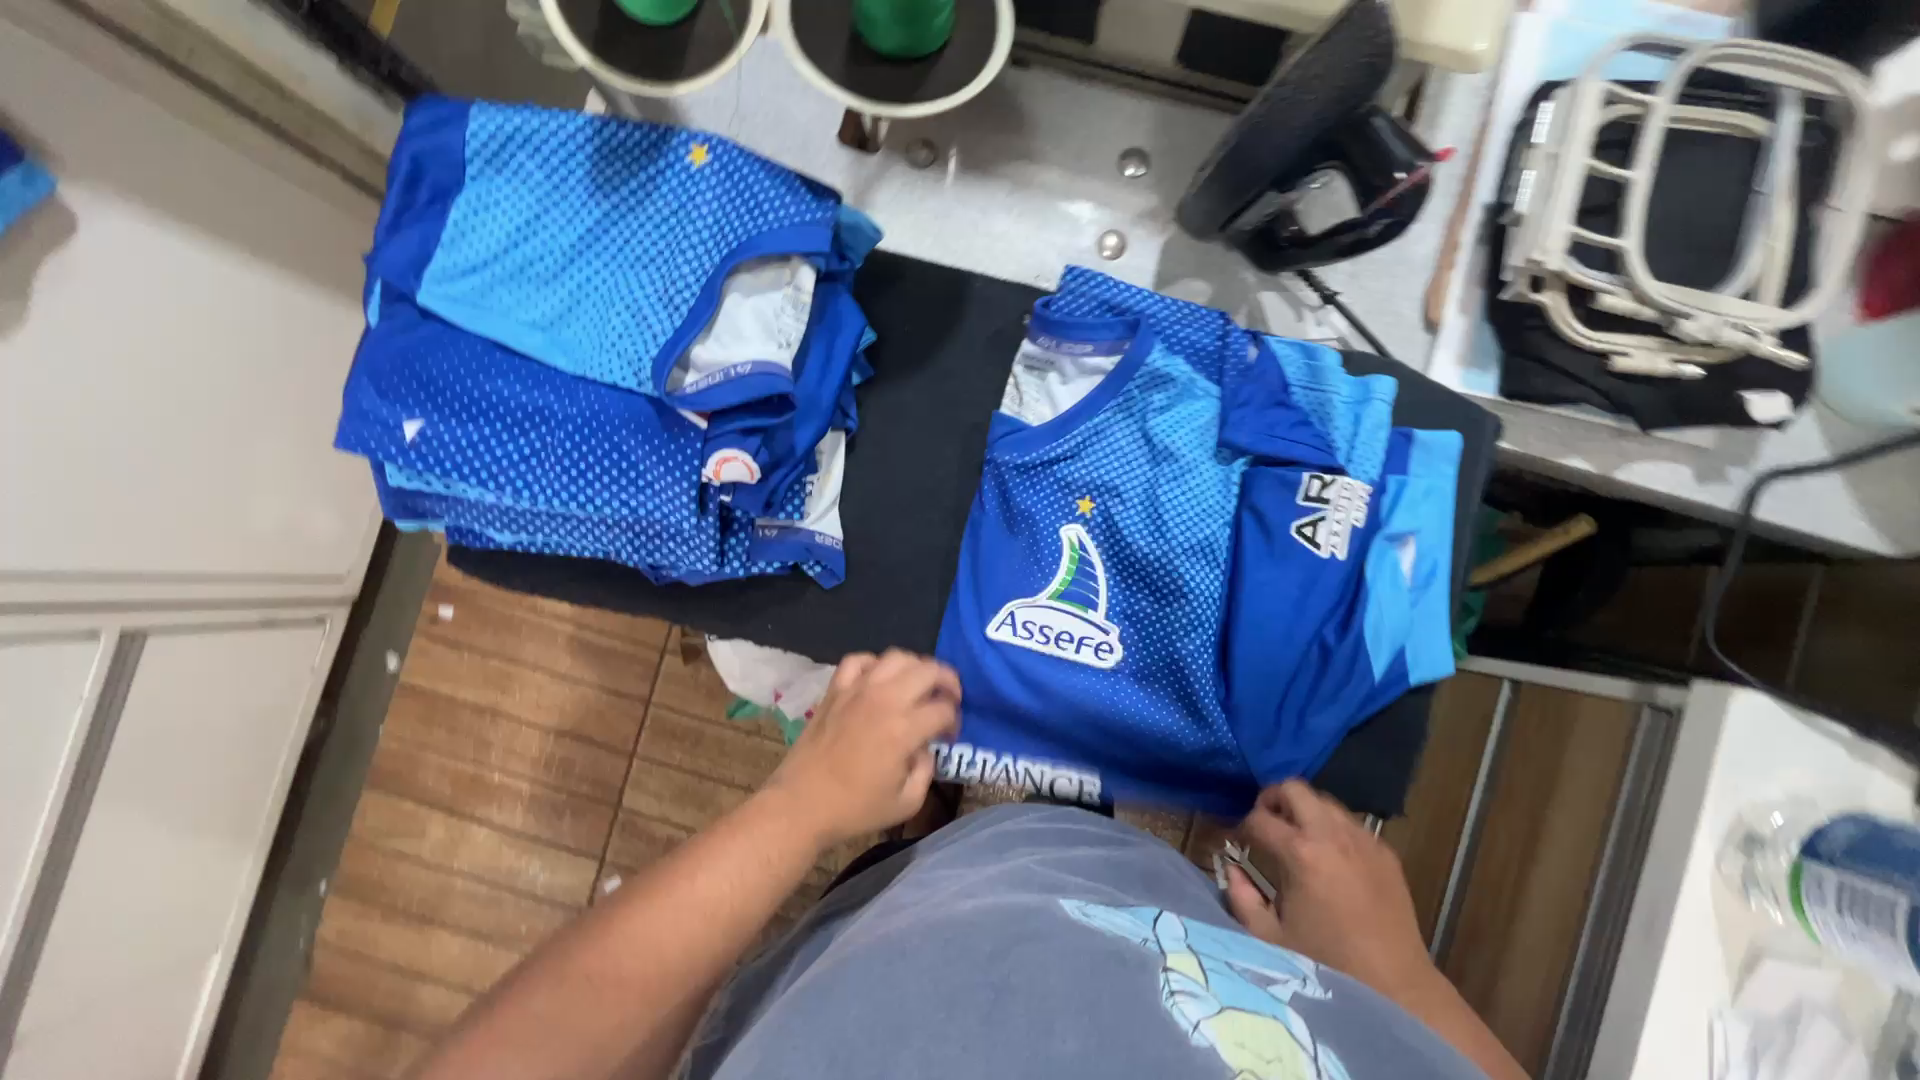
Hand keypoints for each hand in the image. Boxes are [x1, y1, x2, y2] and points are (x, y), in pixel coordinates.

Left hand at [761, 650, 960, 848]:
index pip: (944, 709)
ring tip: (919, 684)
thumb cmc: (855, 809)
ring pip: (897, 657)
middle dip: (948, 682)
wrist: (801, 804)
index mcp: (904, 729)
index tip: (949, 735)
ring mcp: (857, 689)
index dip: (954, 720)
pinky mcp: (835, 689)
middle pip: (929, 671)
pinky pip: (859, 660)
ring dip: (917, 667)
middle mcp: (884, 699)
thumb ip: (926, 770)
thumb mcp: (906, 803)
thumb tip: (925, 748)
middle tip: (949, 699)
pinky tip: (880, 679)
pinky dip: (875, 664)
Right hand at [1225, 780, 1435, 1000]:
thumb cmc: (1326, 963)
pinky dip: (1332, 828)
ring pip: (1324, 801)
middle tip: (1265, 824)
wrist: (1394, 984)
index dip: (1242, 826)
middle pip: (1294, 788)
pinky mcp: (1385, 852)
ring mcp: (1363, 840)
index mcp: (1300, 853)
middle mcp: (1332, 835)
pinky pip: (1351, 823)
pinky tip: (1329, 857)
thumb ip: (1241, 897)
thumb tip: (1232, 868)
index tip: (1239, 842)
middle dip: (1272, 799)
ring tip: (1296, 839)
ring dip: (1304, 811)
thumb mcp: (1270, 937)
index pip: (1259, 818)